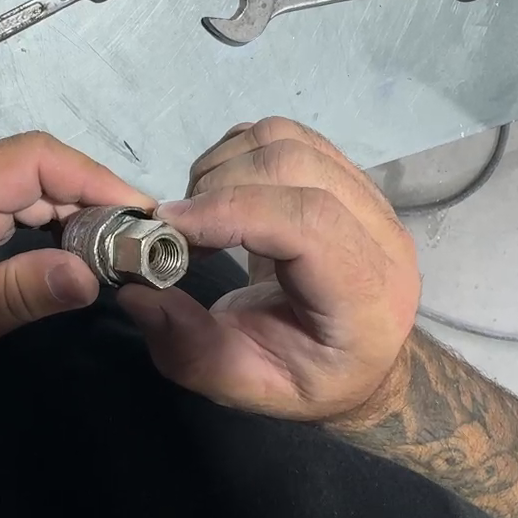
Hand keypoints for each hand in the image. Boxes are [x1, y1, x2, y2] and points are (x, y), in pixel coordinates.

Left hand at [0, 132, 151, 393]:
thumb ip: (16, 294)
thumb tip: (90, 274)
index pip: (35, 158)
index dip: (93, 177)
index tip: (139, 214)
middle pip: (38, 166)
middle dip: (93, 195)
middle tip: (139, 239)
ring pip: (30, 186)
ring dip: (76, 210)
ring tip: (118, 247)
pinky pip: (15, 207)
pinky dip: (51, 224)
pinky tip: (75, 252)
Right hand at [117, 118, 419, 421]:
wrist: (358, 358)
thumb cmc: (304, 375)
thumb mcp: (242, 384)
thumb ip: (190, 347)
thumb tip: (137, 292)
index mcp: (365, 295)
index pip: (308, 223)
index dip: (231, 210)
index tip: (168, 227)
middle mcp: (380, 233)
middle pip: (293, 165)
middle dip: (216, 187)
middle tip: (177, 230)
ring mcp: (366, 195)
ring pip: (285, 139)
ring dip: (221, 166)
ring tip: (198, 213)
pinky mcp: (343, 173)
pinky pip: (282, 134)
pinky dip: (234, 152)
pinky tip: (219, 194)